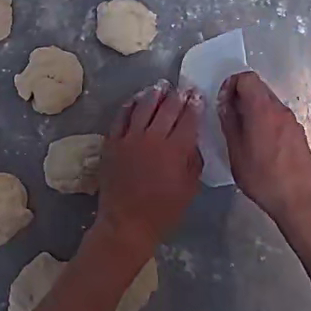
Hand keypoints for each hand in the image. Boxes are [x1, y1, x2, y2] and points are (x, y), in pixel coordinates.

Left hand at [94, 83, 203, 256]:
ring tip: (161, 86)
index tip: (198, 95)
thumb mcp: (190, 187)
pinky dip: (130, 105)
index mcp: (176, 149)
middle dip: (178, 95)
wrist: (126, 224)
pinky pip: (121, 117)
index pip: (189, 119)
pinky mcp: (112, 143)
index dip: (195, 104)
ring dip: (154, 94)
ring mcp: (130, 138)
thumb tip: (193, 139)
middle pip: (167, 108)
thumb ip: (193, 159)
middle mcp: (153, 138)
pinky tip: (136, 100)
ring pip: (143, 107)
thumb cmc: (163, 210)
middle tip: (183, 88)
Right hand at [219, 72, 310, 230]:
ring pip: (269, 103)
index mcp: (263, 109)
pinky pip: (277, 117)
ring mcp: (292, 121)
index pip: (247, 77)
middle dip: (241, 96)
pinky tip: (259, 144)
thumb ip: (229, 122)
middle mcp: (280, 109)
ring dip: (253, 109)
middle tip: (229, 117)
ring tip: (243, 134)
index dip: (231, 84)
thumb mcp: (236, 151)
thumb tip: (225, 103)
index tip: (223, 102)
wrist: (299, 201)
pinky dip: (265, 120)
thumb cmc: (263, 177)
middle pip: (259, 88)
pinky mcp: (298, 134)